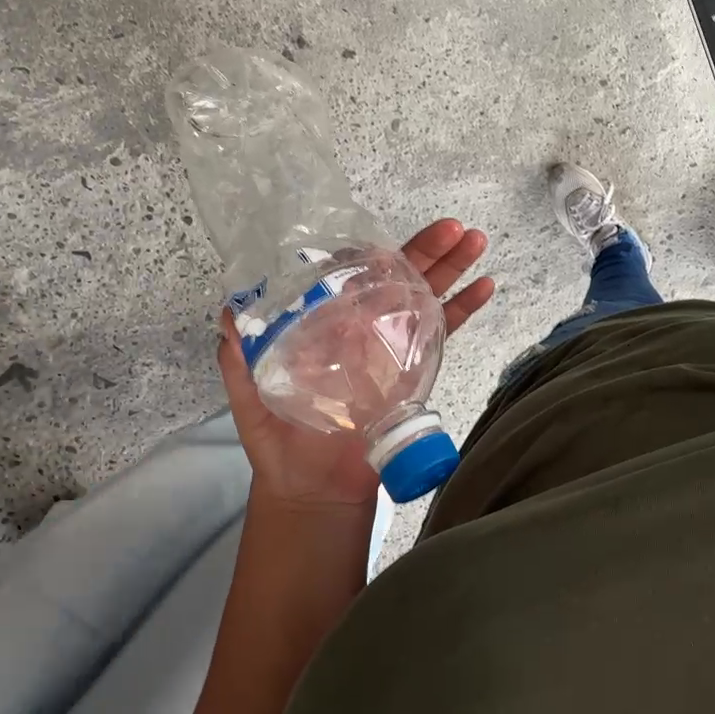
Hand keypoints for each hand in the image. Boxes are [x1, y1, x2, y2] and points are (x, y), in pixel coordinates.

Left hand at [215, 219, 495, 510]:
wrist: (318, 488)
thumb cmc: (282, 440)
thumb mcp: (252, 394)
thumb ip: (242, 357)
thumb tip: (228, 311)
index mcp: (330, 321)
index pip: (354, 274)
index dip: (372, 252)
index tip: (384, 239)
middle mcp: (368, 323)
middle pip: (402, 275)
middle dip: (428, 248)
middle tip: (452, 227)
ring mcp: (398, 341)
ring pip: (430, 293)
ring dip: (455, 265)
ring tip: (476, 239)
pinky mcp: (421, 364)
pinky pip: (448, 328)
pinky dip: (468, 305)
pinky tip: (486, 285)